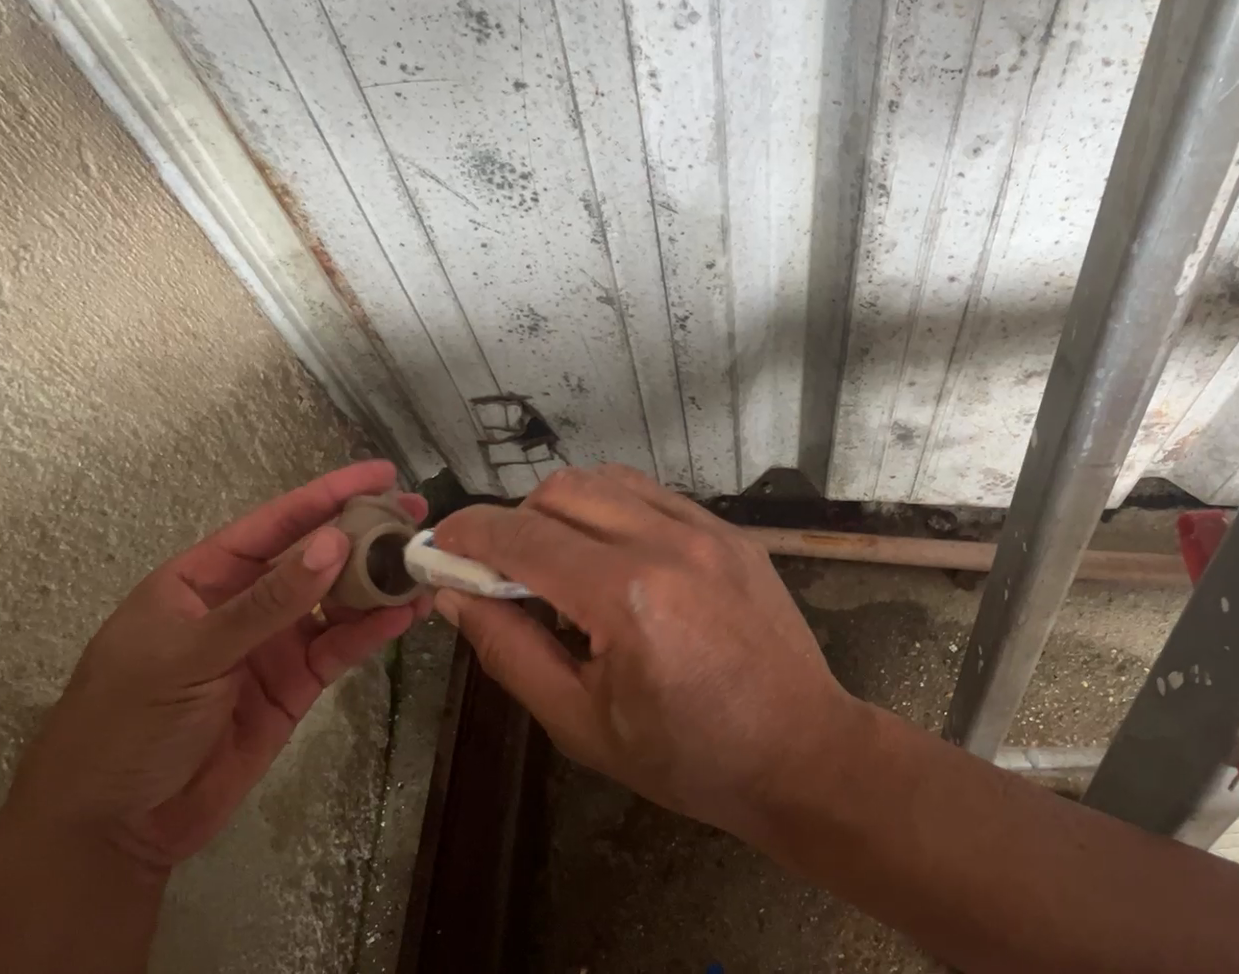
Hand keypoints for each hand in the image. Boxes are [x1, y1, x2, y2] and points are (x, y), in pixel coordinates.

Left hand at [5, 460, 431, 867]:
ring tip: (424, 565)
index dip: (327, 495)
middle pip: (315, 558)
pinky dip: (376, 630)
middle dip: (365, 535)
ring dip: (379, 584)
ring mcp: (274, 645)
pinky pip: (344, 647)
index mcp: (202, 580)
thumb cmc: (126, 725)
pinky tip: (408, 614)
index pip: (274, 525)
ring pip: (337, 601)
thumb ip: (268, 601)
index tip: (380, 473)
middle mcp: (244, 604)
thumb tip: (334, 543)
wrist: (114, 828)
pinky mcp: (297, 684)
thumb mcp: (190, 655)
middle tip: (416, 515)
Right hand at [431, 464, 860, 836]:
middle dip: (515, 520)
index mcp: (627, 595)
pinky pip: (654, 496)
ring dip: (565, 508)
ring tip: (559, 562)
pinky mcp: (733, 533)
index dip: (468, 534)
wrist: (799, 750)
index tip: (439, 547)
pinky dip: (615, 511)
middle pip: (562, 489)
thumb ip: (511, 651)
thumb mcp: (581, 722)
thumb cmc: (688, 757)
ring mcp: (709, 530)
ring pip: (608, 480)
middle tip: (504, 572)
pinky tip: (615, 557)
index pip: (522, 536)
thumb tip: (456, 598)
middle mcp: (669, 542)